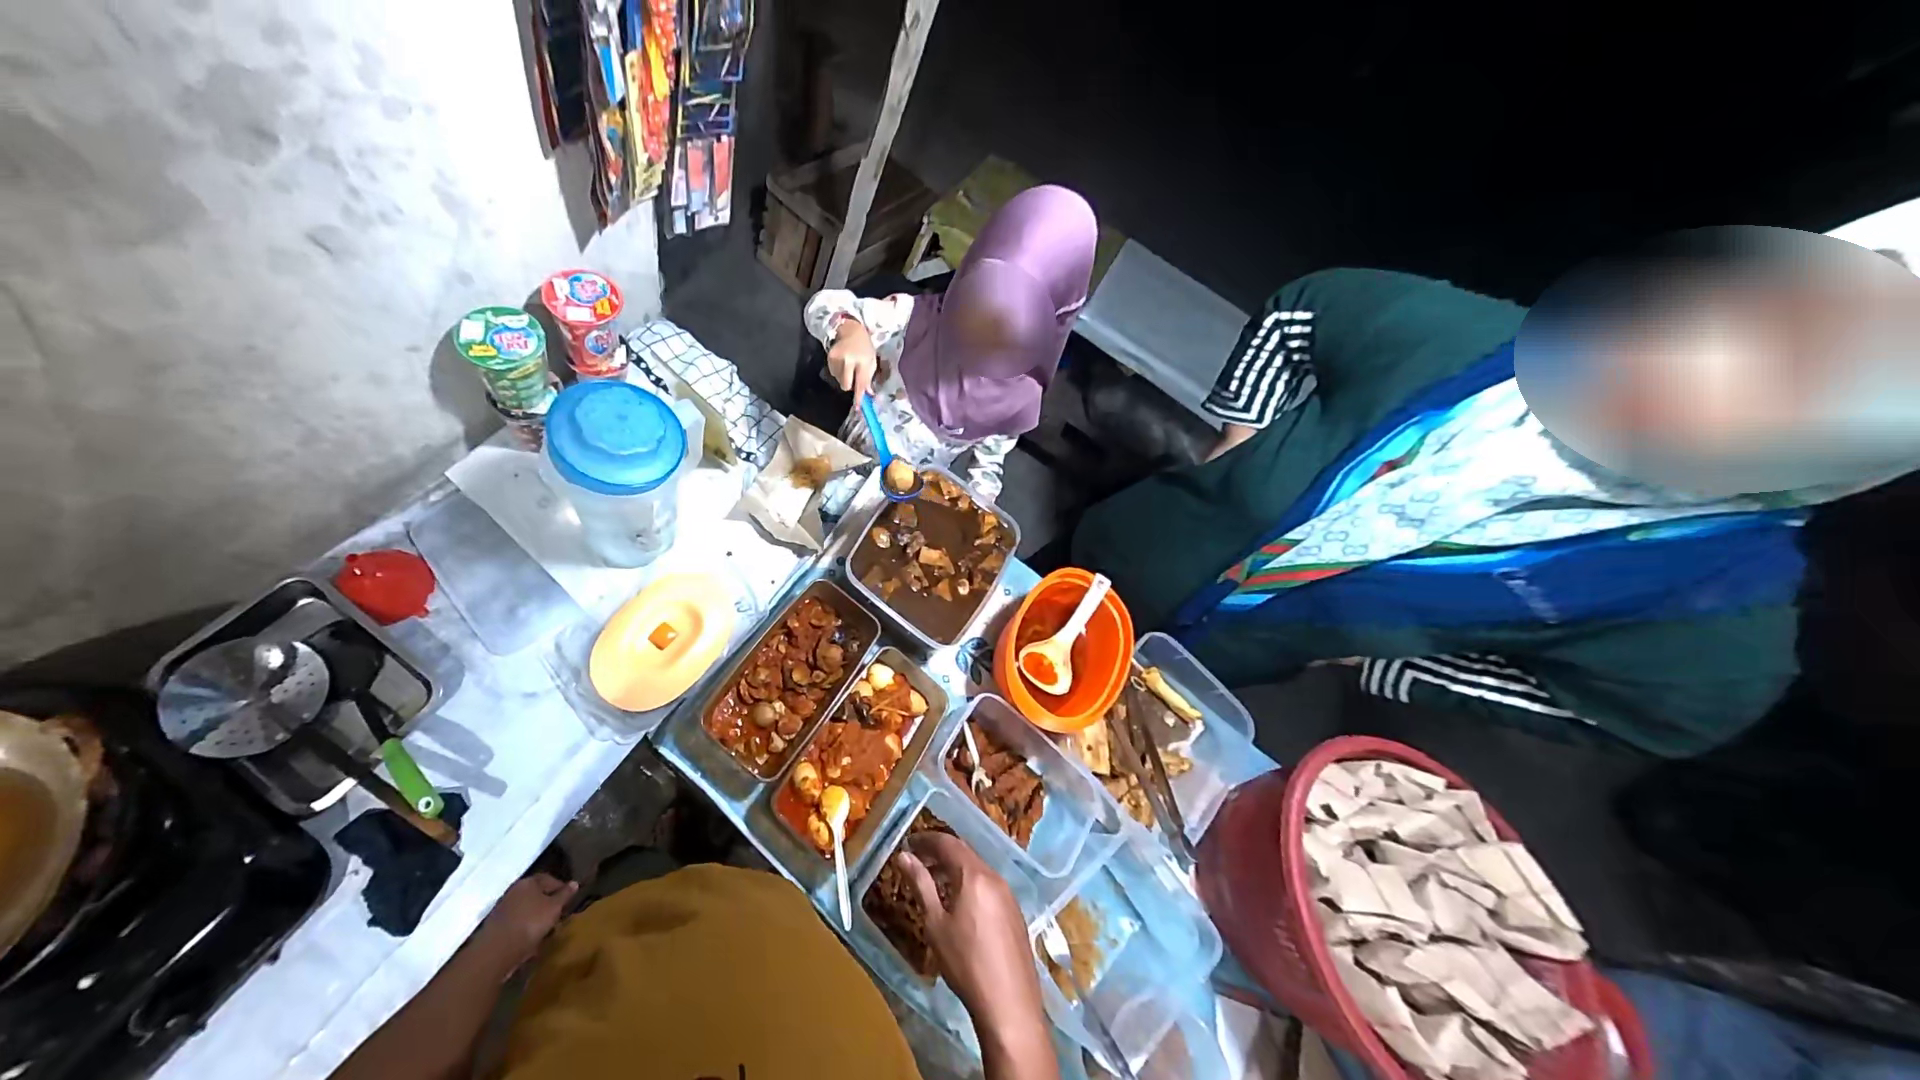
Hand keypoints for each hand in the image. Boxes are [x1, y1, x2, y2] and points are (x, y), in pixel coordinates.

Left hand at [468, 874, 576, 979]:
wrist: (496, 950)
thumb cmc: (530, 922)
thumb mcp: (555, 907)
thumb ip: (565, 894)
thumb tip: (574, 883)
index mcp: (527, 882)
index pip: (549, 879)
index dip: (561, 888)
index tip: (569, 900)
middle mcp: (513, 892)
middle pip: (536, 894)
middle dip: (548, 903)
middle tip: (558, 914)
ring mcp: (502, 909)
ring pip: (526, 909)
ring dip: (536, 917)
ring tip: (546, 929)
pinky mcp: (495, 927)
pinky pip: (516, 922)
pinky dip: (524, 927)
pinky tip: (530, 938)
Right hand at [828, 319, 879, 398]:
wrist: (851, 330)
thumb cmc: (864, 347)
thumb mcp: (872, 361)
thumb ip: (868, 378)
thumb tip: (867, 394)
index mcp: (863, 361)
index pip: (861, 383)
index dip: (859, 397)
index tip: (858, 407)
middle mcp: (849, 360)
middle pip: (846, 385)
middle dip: (851, 385)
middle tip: (854, 377)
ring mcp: (837, 358)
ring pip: (839, 380)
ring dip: (844, 377)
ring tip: (849, 366)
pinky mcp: (829, 357)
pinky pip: (834, 373)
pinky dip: (839, 372)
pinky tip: (843, 363)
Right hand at [898, 833, 1044, 1026]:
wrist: (1009, 1003)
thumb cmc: (965, 963)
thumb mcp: (936, 924)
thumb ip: (921, 885)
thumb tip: (904, 856)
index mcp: (974, 875)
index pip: (948, 843)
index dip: (927, 840)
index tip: (909, 842)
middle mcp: (995, 877)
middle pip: (965, 853)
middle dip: (940, 852)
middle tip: (918, 860)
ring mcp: (1008, 894)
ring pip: (978, 869)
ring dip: (956, 868)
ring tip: (934, 881)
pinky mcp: (1015, 912)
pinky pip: (989, 885)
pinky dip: (970, 883)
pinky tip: (959, 903)